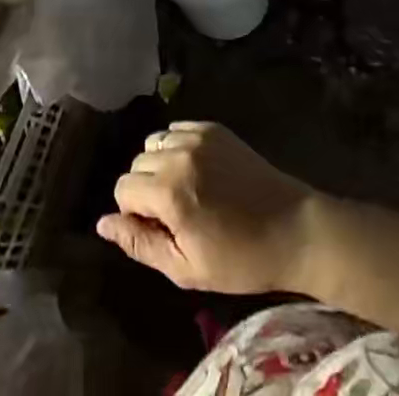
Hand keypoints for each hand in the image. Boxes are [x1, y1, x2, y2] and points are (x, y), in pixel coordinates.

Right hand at [97, 122, 316, 293]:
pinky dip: (178, 148)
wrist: (296, 230)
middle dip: (146, 189)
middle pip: (136, 164)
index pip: (123, 189)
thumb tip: (102, 224)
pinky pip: (176, 130)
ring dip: (160, 166)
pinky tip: (199, 170)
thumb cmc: (241, 259)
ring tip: (187, 189)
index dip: (136, 214)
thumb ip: (139, 244)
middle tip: (177, 213)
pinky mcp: (214, 128)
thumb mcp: (187, 268)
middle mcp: (178, 156)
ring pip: (153, 144)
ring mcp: (197, 137)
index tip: (162, 229)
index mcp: (169, 192)